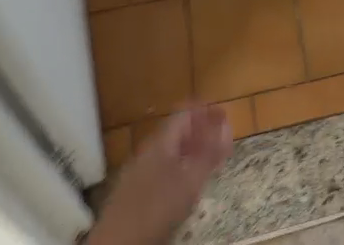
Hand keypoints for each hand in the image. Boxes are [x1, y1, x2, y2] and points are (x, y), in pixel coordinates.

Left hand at [88, 105, 232, 244]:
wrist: (117, 241)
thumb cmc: (157, 207)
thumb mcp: (190, 180)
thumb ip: (209, 153)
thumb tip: (225, 126)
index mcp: (160, 142)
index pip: (184, 114)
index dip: (205, 111)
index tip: (223, 115)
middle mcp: (147, 151)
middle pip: (177, 132)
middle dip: (200, 132)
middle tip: (221, 140)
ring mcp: (138, 170)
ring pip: (169, 152)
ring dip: (191, 151)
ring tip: (209, 161)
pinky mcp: (133, 190)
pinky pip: (161, 168)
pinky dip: (179, 167)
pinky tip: (186, 183)